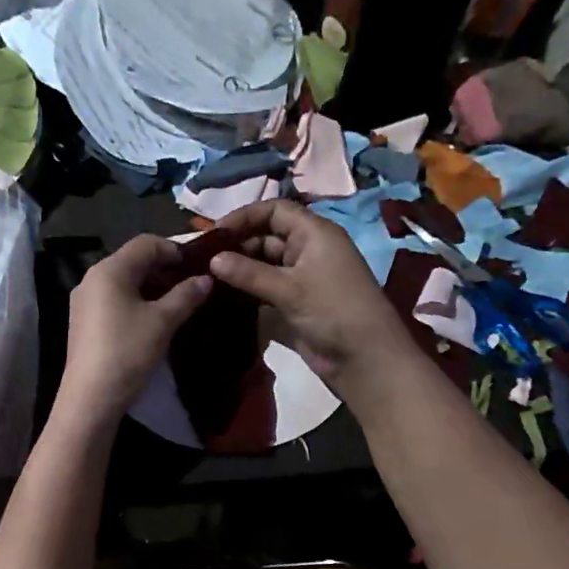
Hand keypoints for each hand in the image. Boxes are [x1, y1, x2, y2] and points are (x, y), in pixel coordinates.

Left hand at [60, 235, 213, 420]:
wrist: (91, 397)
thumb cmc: (128, 352)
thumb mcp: (163, 322)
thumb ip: (186, 295)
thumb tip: (206, 279)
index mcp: (109, 270)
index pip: (146, 243)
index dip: (174, 250)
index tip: (197, 266)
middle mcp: (92, 278)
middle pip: (132, 260)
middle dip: (163, 269)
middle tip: (190, 285)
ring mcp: (84, 300)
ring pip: (123, 281)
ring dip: (151, 286)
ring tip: (175, 302)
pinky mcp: (83, 321)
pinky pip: (113, 299)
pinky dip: (135, 300)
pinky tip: (151, 319)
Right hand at [207, 200, 414, 398]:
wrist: (365, 358)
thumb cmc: (333, 311)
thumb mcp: (289, 289)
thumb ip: (249, 273)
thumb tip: (211, 260)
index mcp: (314, 233)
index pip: (274, 210)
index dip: (244, 217)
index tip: (215, 234)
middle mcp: (308, 249)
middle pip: (267, 236)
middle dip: (237, 245)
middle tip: (203, 260)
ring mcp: (303, 276)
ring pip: (265, 263)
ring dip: (240, 269)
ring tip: (207, 277)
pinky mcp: (298, 301)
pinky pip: (268, 287)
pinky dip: (249, 288)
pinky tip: (225, 295)